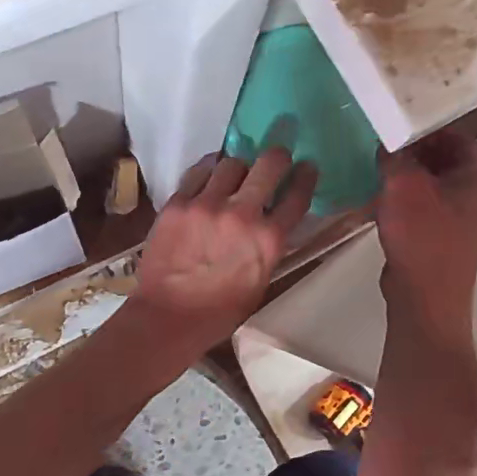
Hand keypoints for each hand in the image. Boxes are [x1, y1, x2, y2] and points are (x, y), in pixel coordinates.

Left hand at [133, 148, 318, 355]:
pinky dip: (209, 172)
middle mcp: (242, 214)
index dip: (306, 176)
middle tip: (275, 160)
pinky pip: (198, 173)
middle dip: (277, 158)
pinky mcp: (178, 203)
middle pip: (269, 164)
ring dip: (239, 167)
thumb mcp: (260, 281)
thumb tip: (273, 222)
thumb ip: (269, 246)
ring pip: (232, 163)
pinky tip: (211, 177)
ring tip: (236, 175)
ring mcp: (206, 205)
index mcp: (268, 240)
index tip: (306, 167)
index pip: (298, 196)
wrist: (169, 317)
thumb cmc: (220, 311)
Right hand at [376, 129, 476, 340]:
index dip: (423, 128)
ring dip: (404, 175)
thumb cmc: (422, 237)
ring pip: (431, 182)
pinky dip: (404, 197)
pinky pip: (424, 204)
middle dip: (411, 151)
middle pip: (444, 158)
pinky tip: (378, 195)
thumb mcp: (403, 186)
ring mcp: (463, 216)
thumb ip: (394, 157)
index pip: (455, 136)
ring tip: (375, 167)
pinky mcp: (443, 234)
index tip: (392, 124)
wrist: (424, 296)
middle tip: (379, 144)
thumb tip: (385, 145)